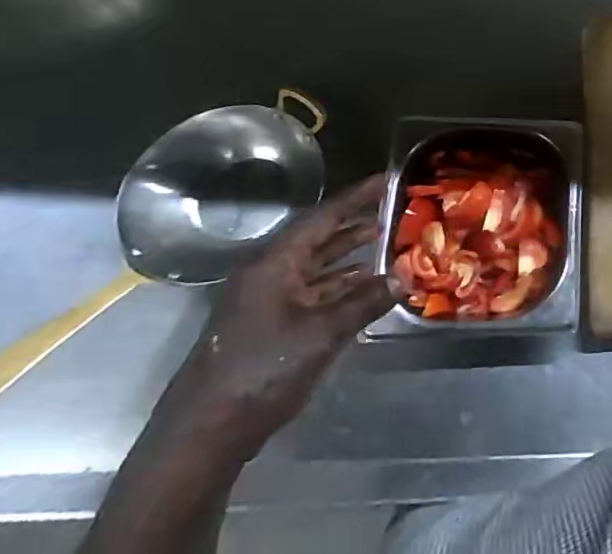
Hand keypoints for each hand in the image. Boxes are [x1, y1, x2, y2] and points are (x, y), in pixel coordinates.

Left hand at [167, 173, 394, 446]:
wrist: (206, 432)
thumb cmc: (261, 371)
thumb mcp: (321, 334)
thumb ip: (365, 302)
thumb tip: (406, 275)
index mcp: (274, 263)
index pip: (322, 218)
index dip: (356, 198)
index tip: (386, 180)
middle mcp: (268, 272)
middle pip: (317, 237)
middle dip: (353, 222)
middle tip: (391, 208)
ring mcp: (266, 298)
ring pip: (314, 264)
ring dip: (346, 252)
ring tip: (382, 238)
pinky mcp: (268, 323)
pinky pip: (310, 289)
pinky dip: (336, 283)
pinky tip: (362, 282)